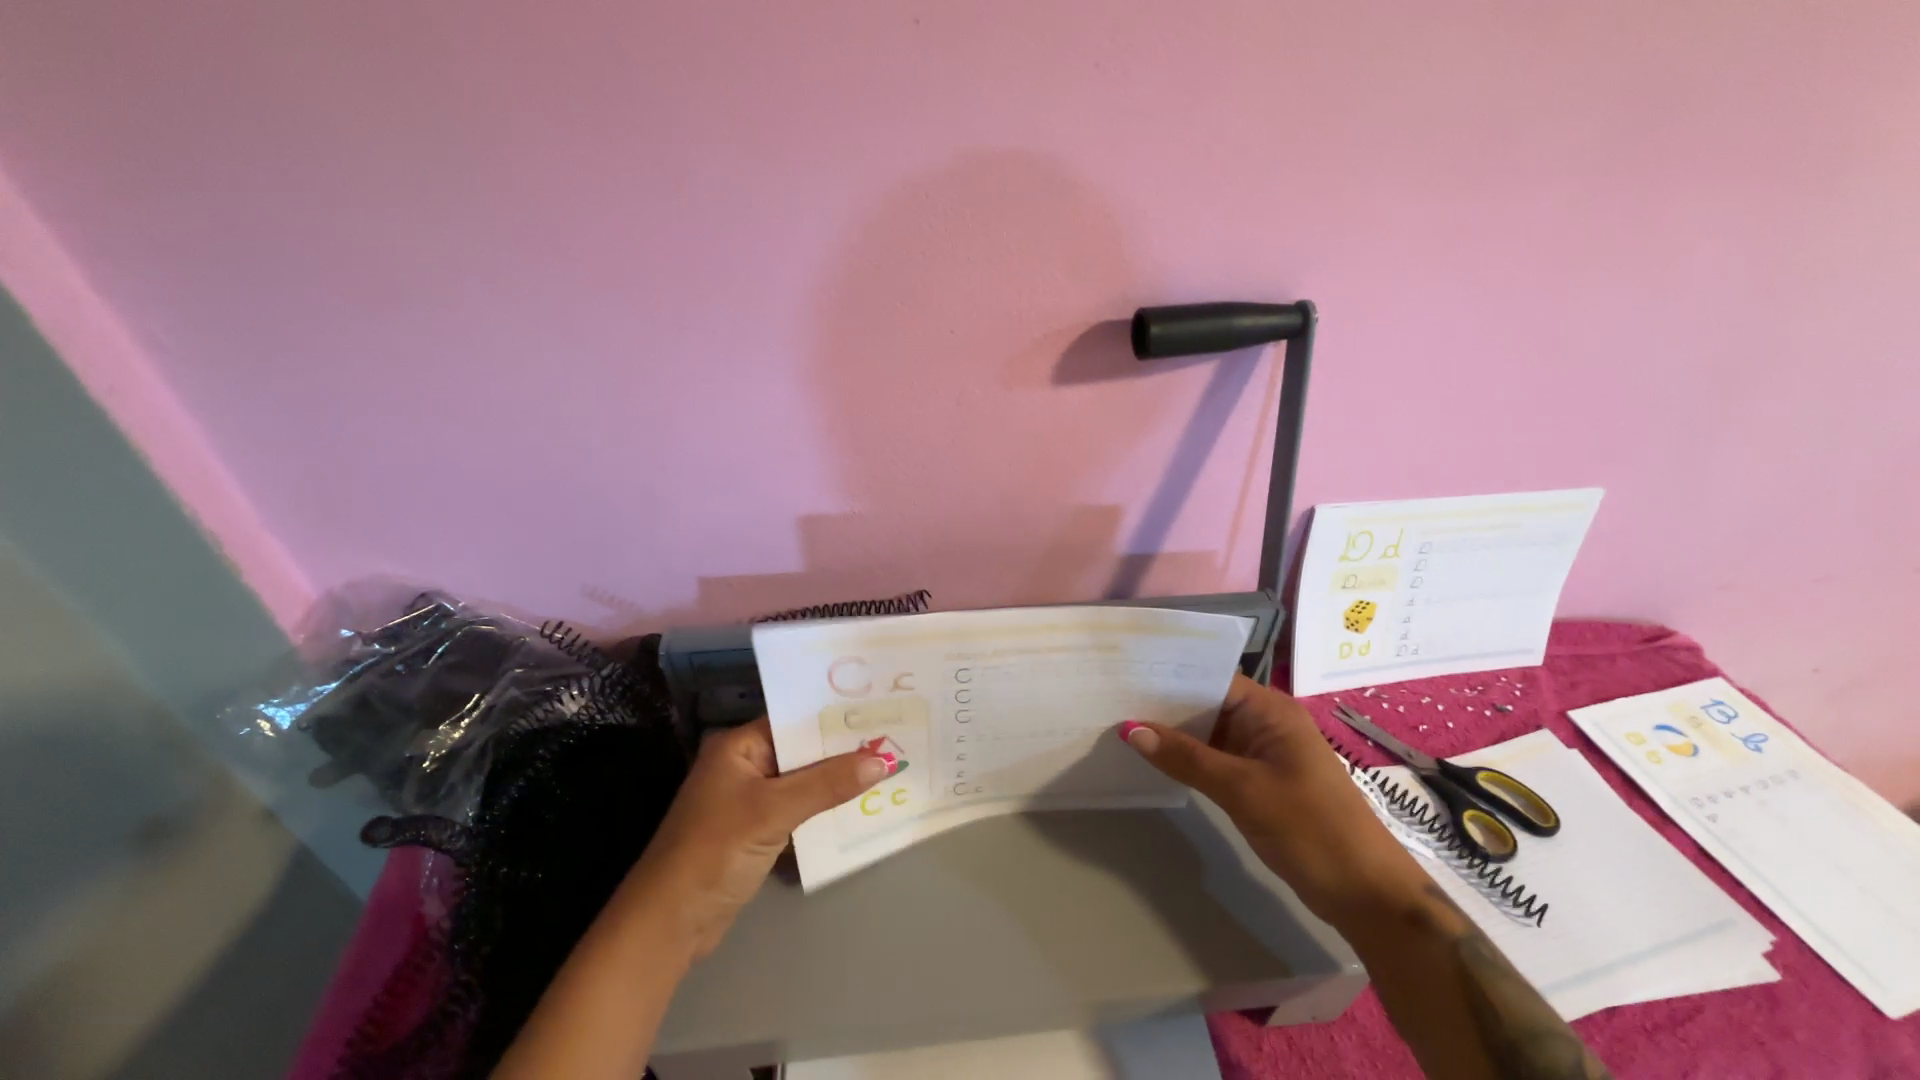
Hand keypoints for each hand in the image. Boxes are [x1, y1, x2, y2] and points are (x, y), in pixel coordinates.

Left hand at [621, 717, 891, 959]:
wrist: (672, 920)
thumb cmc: (715, 850)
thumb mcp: (773, 811)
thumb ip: (826, 785)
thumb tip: (881, 760)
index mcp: (738, 746)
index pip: (794, 719)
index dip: (836, 717)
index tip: (882, 711)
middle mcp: (745, 766)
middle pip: (803, 751)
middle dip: (845, 751)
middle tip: (897, 739)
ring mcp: (751, 800)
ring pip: (805, 782)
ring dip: (839, 782)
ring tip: (892, 769)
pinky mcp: (758, 832)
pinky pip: (800, 810)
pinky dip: (826, 810)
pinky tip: (862, 808)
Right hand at [1119, 674, 1429, 929]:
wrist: (1365, 891)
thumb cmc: (1310, 827)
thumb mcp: (1243, 789)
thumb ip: (1186, 758)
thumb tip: (1131, 729)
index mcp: (1271, 711)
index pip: (1211, 677)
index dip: (1168, 676)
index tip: (1121, 675)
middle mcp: (1266, 725)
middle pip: (1207, 704)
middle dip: (1162, 706)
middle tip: (1108, 701)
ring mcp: (1263, 756)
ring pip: (1208, 735)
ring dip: (1172, 736)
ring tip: (1118, 727)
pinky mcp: (1259, 785)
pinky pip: (1215, 762)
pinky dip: (1187, 762)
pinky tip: (1152, 762)